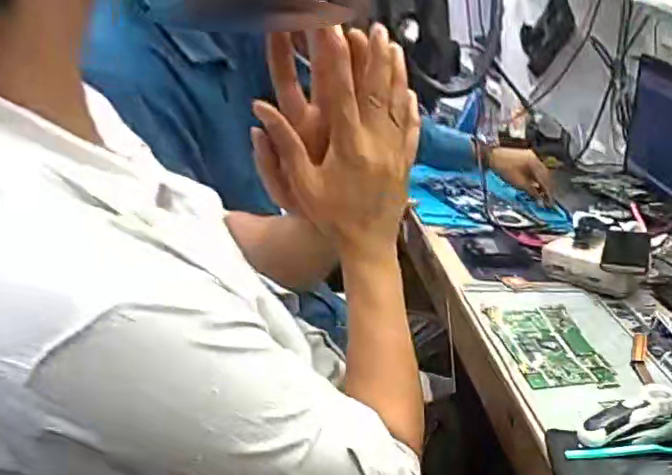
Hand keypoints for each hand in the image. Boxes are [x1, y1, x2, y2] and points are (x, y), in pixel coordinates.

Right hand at [253, 25, 419, 251]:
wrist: (369, 250)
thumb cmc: (333, 220)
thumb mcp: (303, 186)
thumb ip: (284, 146)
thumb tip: (261, 108)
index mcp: (349, 149)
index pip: (342, 95)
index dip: (338, 60)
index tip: (334, 29)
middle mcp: (377, 149)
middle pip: (376, 94)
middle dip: (374, 57)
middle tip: (373, 27)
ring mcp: (395, 158)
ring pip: (397, 109)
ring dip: (395, 76)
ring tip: (394, 46)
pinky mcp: (405, 168)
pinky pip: (410, 134)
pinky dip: (410, 112)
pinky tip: (409, 93)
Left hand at [488, 146, 554, 205]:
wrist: (493, 155)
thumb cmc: (506, 170)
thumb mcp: (521, 184)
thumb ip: (533, 193)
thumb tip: (541, 202)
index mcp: (536, 165)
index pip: (546, 182)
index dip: (549, 194)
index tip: (550, 204)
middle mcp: (537, 159)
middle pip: (546, 177)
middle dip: (547, 189)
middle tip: (547, 201)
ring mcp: (532, 156)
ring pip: (542, 173)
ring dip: (543, 184)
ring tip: (542, 194)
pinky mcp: (528, 156)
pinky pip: (537, 169)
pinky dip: (538, 178)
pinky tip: (537, 185)